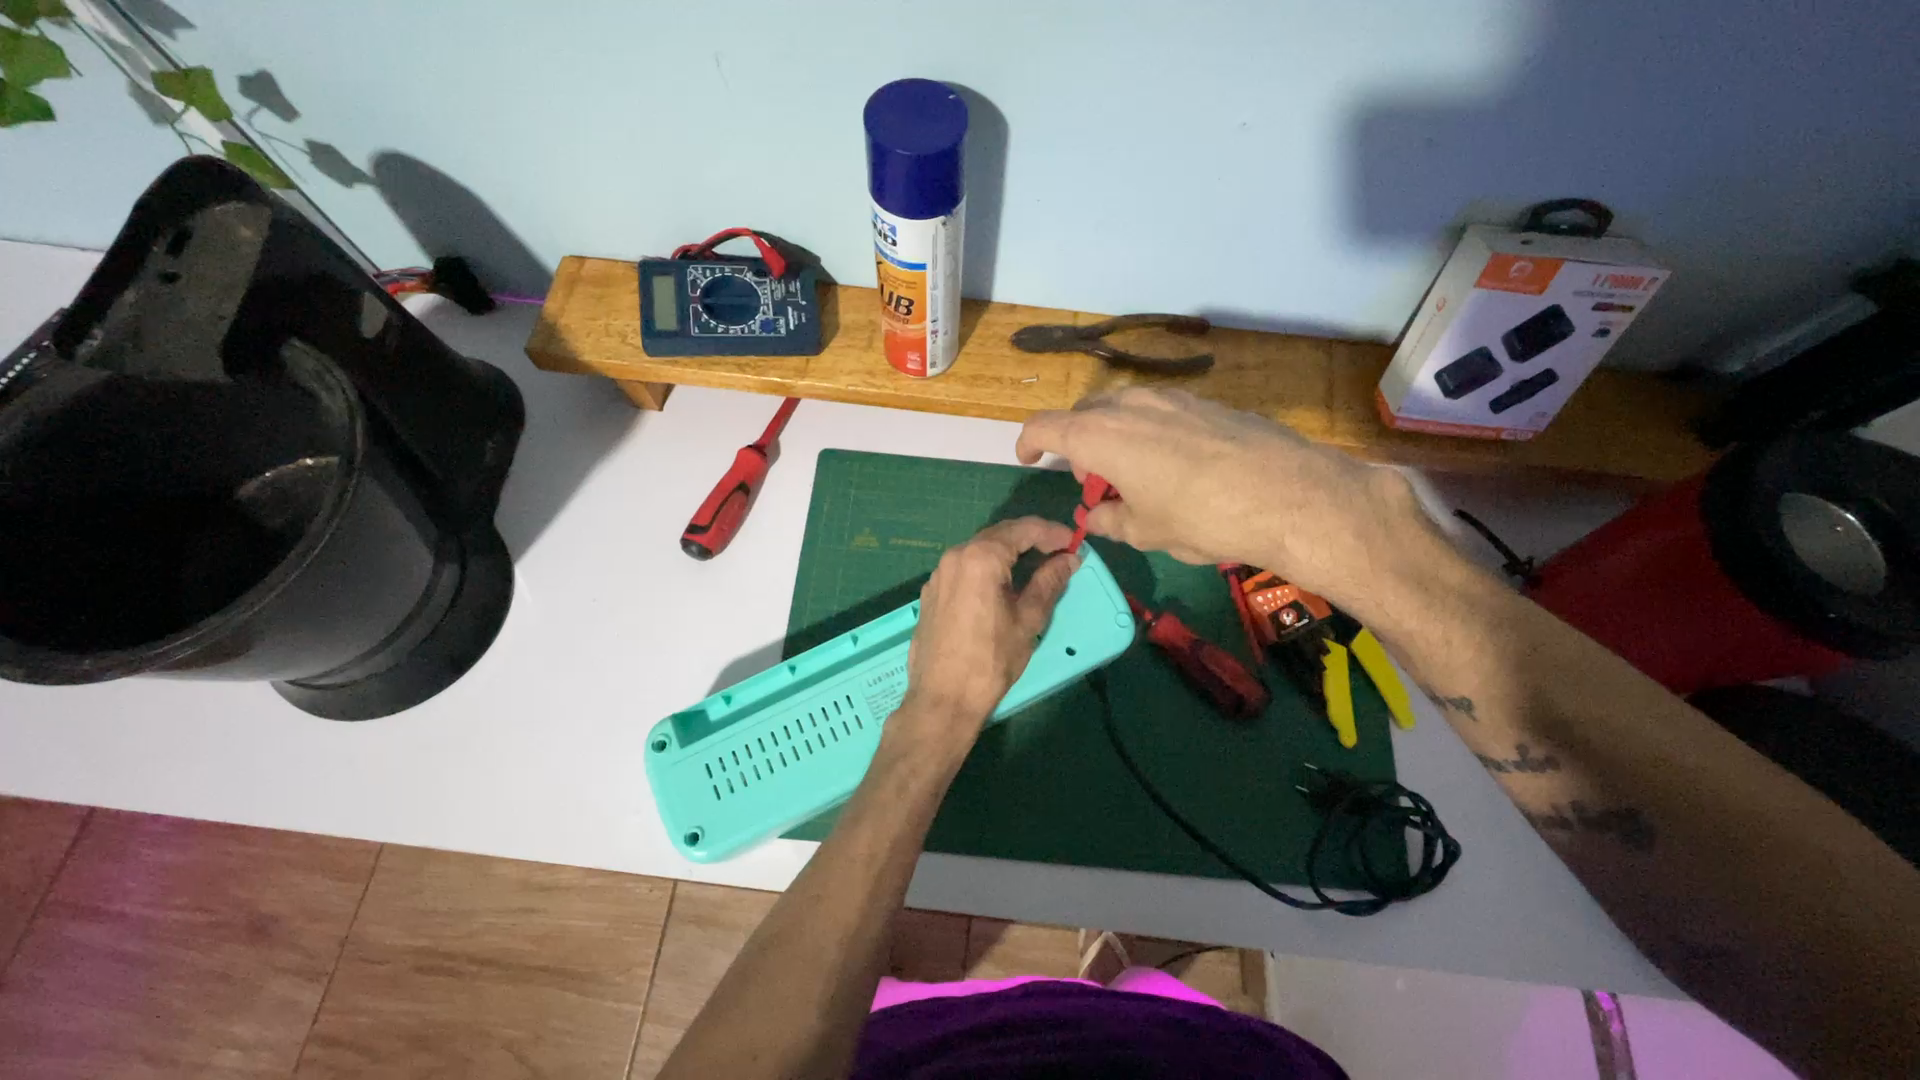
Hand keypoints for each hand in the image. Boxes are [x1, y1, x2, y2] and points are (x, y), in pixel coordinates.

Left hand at [891, 518, 1079, 756]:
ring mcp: (938, 575)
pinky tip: (1003, 586)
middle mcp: (955, 557)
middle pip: (999, 535)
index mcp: (980, 557)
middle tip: (1058, 552)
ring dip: (1008, 554)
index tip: (1073, 542)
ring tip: (1035, 568)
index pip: (1022, 529)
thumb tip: (1068, 559)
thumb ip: (1049, 582)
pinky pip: (964, 569)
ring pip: (979, 551)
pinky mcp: (931, 594)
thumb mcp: (1029, 619)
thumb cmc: (991, 659)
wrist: (942, 698)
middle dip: (1030, 539)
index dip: (1052, 532)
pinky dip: (988, 569)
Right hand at [1015, 388, 1438, 610]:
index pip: (1046, 426)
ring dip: (1114, 436)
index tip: (1027, 459)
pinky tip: (1174, 466)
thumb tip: (1094, 516)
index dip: (1028, 442)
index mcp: (1102, 436)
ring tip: (1133, 475)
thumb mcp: (1148, 531)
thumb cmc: (1204, 519)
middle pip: (1085, 414)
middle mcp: (1131, 406)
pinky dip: (1149, 433)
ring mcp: (1172, 399)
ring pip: (1124, 409)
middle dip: (1077, 444)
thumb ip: (1111, 521)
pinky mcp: (1207, 403)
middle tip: (1091, 481)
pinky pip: (1160, 411)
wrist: (1290, 496)